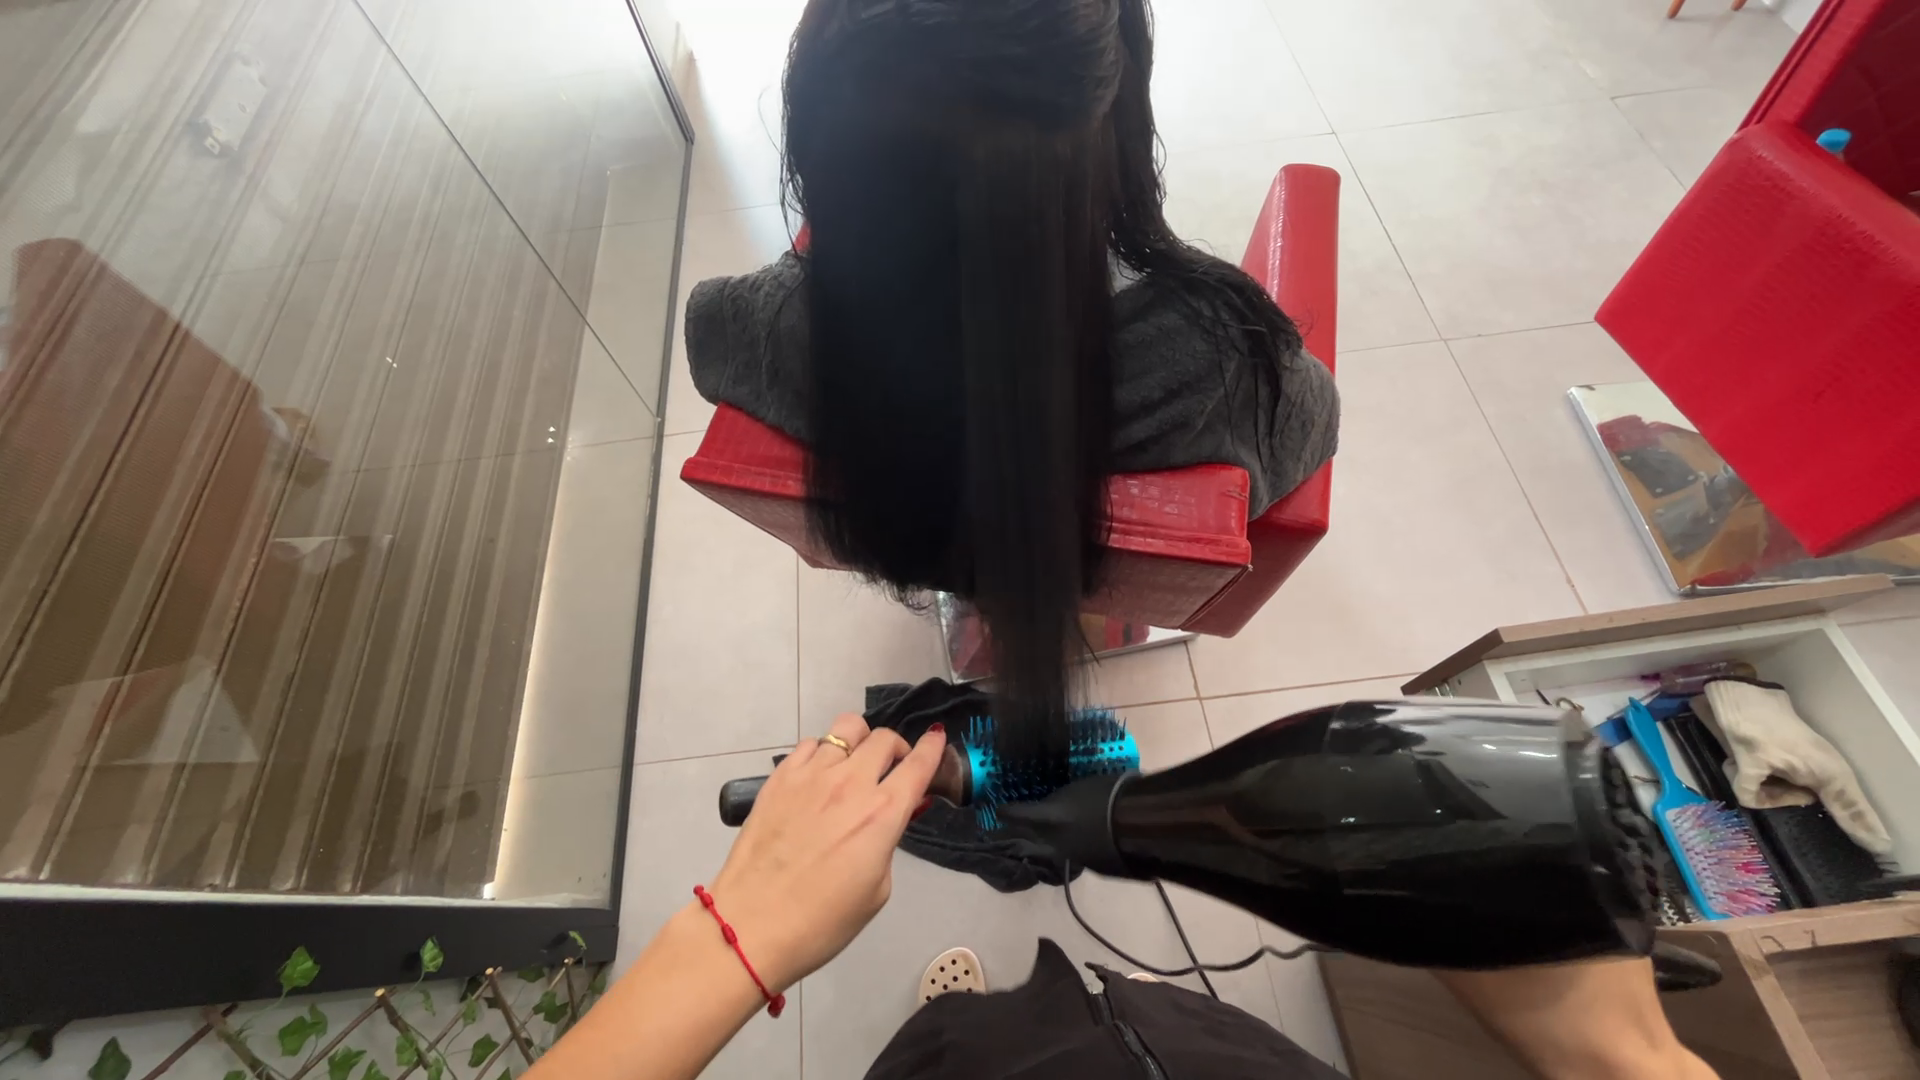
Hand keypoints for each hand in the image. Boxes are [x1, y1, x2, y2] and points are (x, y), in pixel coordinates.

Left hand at [703, 714, 947, 992]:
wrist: (750, 927)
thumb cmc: (822, 923)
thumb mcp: (877, 891)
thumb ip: (886, 843)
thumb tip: (886, 818)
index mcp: (882, 813)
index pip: (918, 764)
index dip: (933, 747)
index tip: (937, 737)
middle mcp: (851, 782)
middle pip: (885, 739)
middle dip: (897, 749)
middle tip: (891, 770)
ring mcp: (812, 774)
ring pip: (847, 729)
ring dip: (859, 744)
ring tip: (852, 765)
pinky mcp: (780, 776)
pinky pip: (810, 744)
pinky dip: (823, 752)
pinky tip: (818, 776)